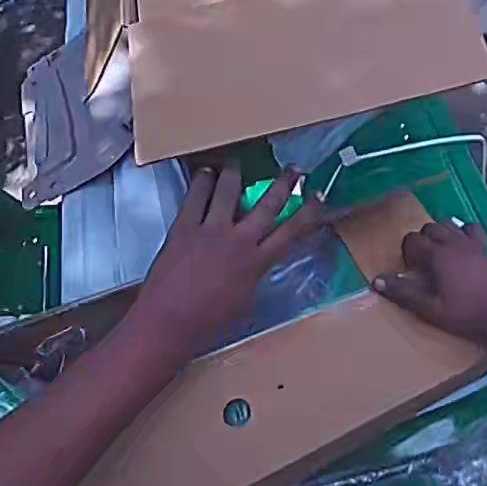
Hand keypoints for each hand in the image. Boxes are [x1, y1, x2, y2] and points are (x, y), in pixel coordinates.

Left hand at [125, 163, 323, 356]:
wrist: (169, 322)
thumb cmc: (208, 321)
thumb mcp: (244, 300)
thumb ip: (252, 274)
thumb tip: (255, 261)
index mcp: (257, 262)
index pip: (290, 231)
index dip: (307, 212)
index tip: (317, 196)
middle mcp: (238, 240)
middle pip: (267, 205)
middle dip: (283, 184)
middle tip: (293, 168)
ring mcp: (210, 230)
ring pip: (228, 191)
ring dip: (235, 174)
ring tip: (237, 163)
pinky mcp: (184, 227)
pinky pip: (196, 197)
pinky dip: (202, 182)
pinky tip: (206, 174)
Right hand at [372, 221, 486, 350]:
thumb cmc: (464, 313)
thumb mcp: (429, 308)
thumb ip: (403, 293)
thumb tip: (377, 281)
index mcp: (436, 255)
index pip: (412, 240)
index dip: (407, 252)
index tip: (410, 269)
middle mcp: (452, 243)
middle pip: (429, 228)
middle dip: (421, 240)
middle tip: (422, 262)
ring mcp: (470, 244)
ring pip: (448, 224)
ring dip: (438, 233)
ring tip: (438, 253)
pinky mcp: (484, 249)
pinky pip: (470, 228)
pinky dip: (461, 231)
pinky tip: (460, 245)